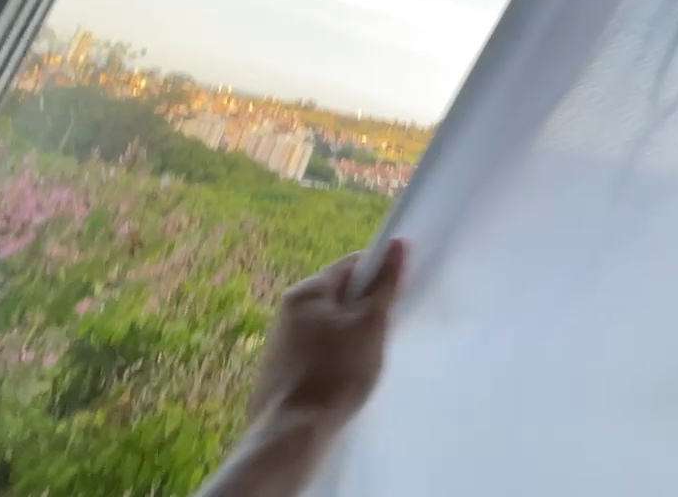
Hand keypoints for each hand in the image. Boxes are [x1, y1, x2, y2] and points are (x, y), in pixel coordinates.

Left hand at [247, 240, 407, 432]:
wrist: (292, 434)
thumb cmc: (338, 370)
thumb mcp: (371, 321)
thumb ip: (386, 281)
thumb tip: (397, 244)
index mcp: (308, 291)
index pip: (355, 263)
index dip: (381, 275)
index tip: (397, 296)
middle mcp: (289, 309)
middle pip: (343, 291)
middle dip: (368, 305)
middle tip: (384, 326)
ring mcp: (281, 338)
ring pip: (333, 319)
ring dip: (354, 329)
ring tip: (367, 352)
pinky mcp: (281, 365)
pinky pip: (320, 342)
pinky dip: (338, 348)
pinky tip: (346, 370)